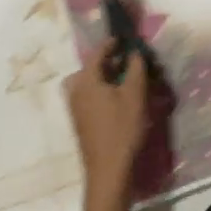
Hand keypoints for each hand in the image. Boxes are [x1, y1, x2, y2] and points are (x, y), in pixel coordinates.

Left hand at [66, 40, 150, 202]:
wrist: (108, 171)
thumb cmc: (122, 129)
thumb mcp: (135, 95)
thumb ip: (135, 68)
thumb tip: (134, 51)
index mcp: (85, 80)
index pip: (97, 52)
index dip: (112, 43)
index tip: (126, 39)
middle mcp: (75, 90)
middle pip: (91, 67)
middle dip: (109, 61)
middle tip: (129, 60)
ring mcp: (75, 107)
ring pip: (90, 82)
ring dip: (106, 77)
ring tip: (126, 79)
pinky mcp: (79, 121)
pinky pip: (89, 95)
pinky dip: (102, 90)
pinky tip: (118, 99)